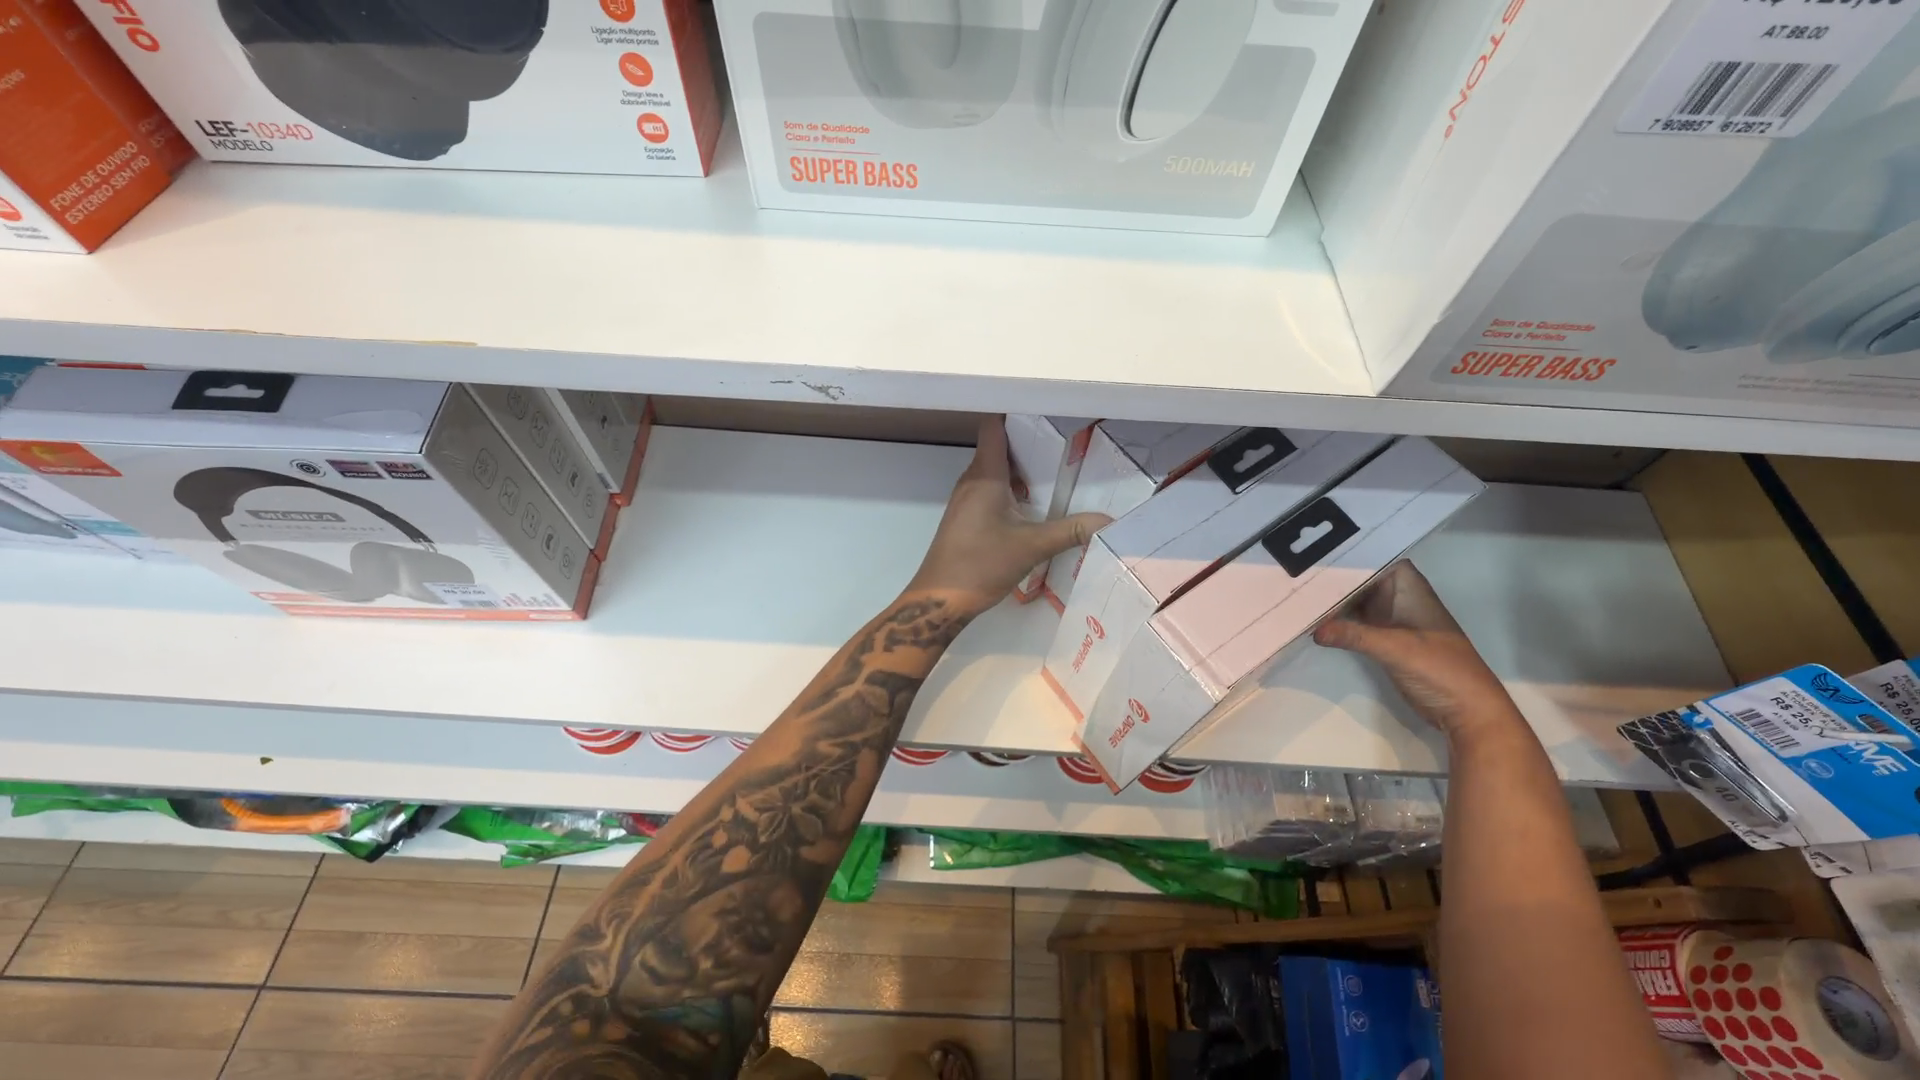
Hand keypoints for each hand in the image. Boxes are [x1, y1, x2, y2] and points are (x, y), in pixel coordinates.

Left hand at [906, 416, 1111, 617]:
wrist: (940, 599)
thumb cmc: (980, 564)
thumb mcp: (1031, 547)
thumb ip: (1070, 531)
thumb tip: (1109, 521)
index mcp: (984, 475)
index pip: (993, 426)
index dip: (1016, 412)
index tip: (1045, 407)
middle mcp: (972, 480)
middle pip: (999, 446)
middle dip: (1029, 440)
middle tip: (1066, 437)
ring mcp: (967, 499)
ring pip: (996, 470)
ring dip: (1023, 467)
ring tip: (1058, 467)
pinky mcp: (968, 517)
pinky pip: (993, 489)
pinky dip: (1014, 488)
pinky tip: (1037, 503)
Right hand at [1312, 561, 1523, 740]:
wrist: (1465, 709)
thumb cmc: (1442, 669)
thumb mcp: (1398, 649)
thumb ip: (1356, 636)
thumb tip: (1315, 630)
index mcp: (1410, 590)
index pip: (1379, 557)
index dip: (1352, 551)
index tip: (1317, 549)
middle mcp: (1398, 599)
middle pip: (1362, 578)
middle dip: (1334, 574)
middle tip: (1295, 568)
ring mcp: (1390, 621)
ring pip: (1356, 601)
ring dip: (1333, 598)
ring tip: (1295, 589)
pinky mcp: (1383, 641)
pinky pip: (1355, 624)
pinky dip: (1337, 621)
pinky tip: (1311, 619)